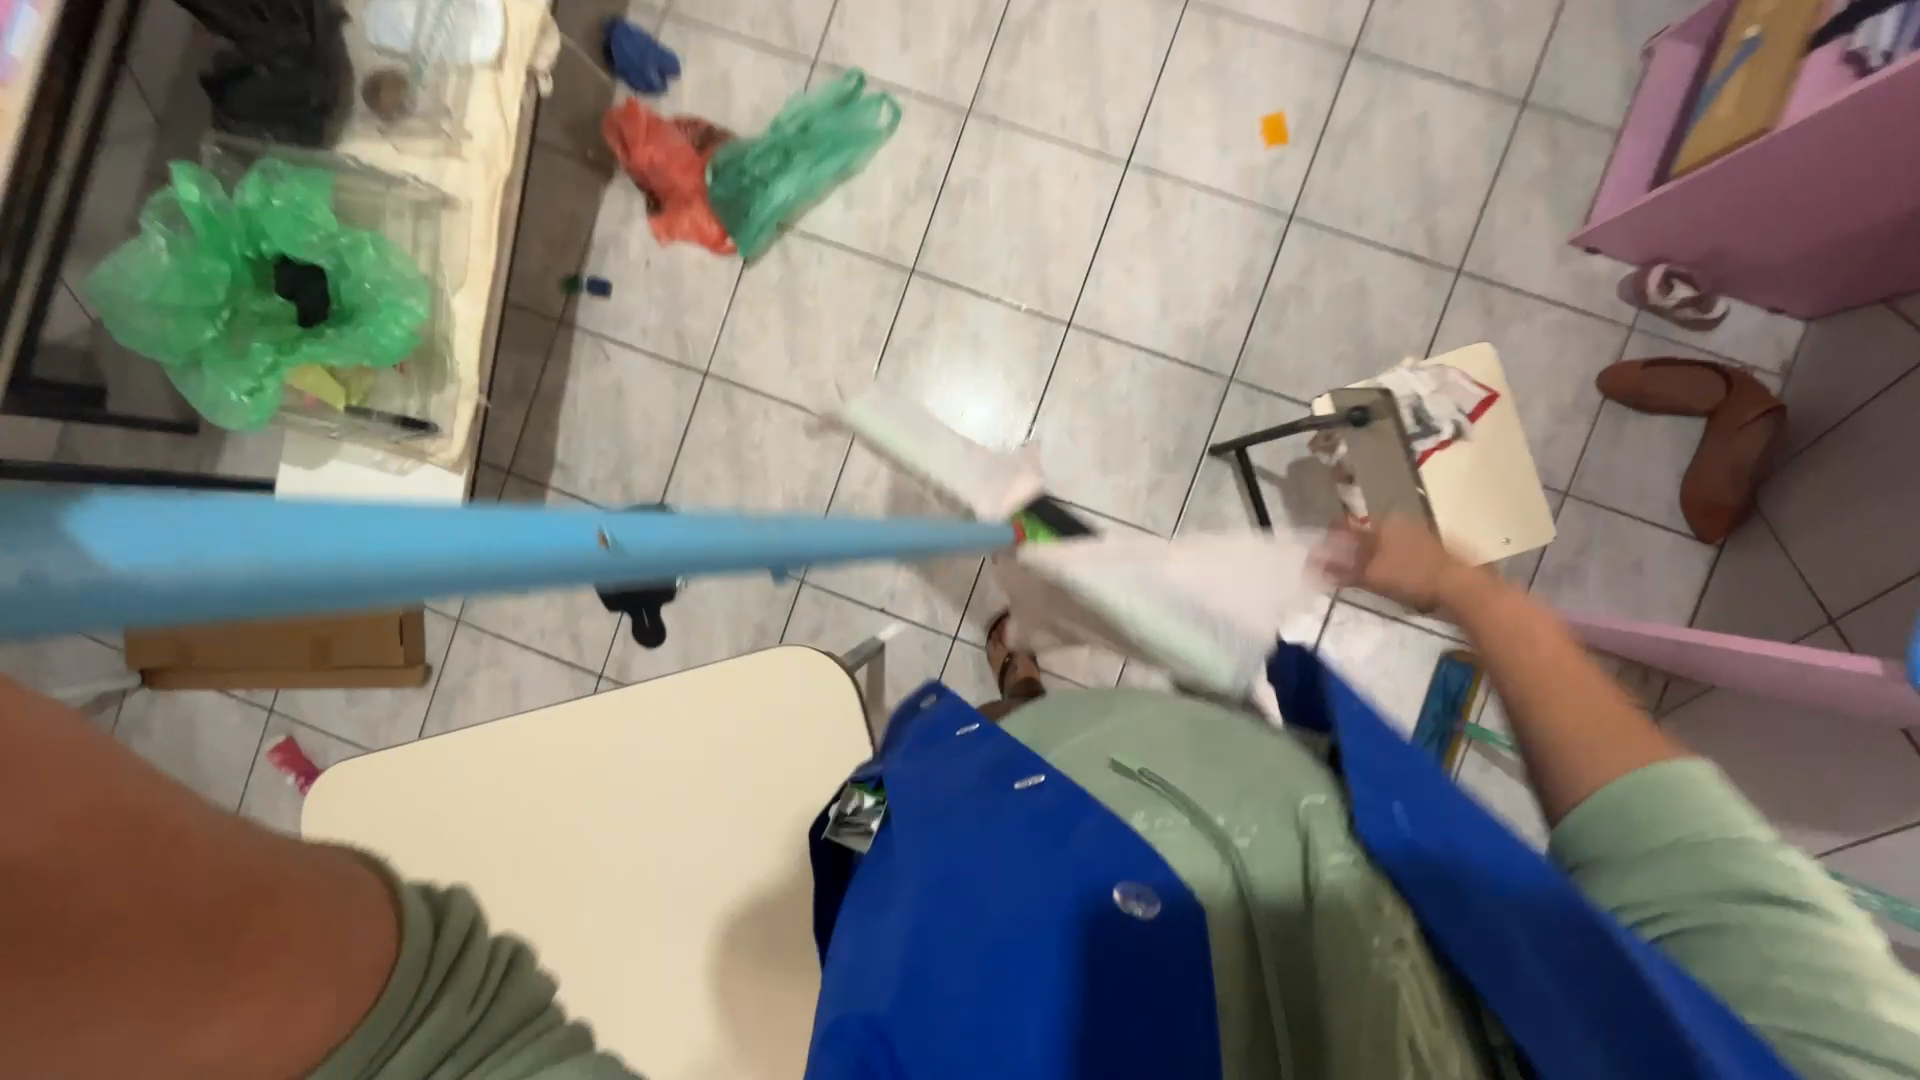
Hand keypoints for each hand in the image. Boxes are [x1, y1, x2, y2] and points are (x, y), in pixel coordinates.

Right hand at [1314, 516, 1475, 612]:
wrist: (1464, 589)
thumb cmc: (1412, 577)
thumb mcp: (1370, 575)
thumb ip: (1339, 569)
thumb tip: (1311, 564)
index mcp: (1385, 522)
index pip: (1348, 526)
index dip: (1331, 541)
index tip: (1319, 557)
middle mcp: (1402, 523)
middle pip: (1367, 536)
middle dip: (1350, 551)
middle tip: (1337, 569)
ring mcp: (1421, 536)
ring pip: (1386, 545)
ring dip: (1370, 559)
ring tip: (1360, 577)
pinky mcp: (1435, 552)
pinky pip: (1402, 555)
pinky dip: (1389, 565)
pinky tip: (1387, 579)